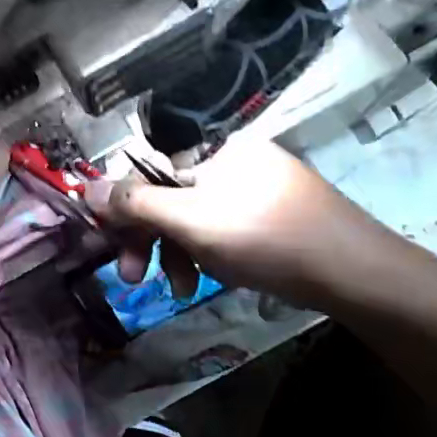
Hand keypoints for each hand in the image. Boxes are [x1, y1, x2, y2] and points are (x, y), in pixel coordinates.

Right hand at [86, 139, 397, 309]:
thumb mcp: (191, 220)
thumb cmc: (263, 238)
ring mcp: (256, 185)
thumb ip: (136, 203)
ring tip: (185, 290)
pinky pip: (225, 226)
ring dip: (180, 253)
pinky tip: (217, 277)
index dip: (123, 207)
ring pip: (197, 215)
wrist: (351, 269)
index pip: (148, 167)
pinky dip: (211, 252)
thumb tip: (86, 188)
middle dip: (150, 238)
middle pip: (171, 194)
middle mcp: (233, 158)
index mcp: (213, 147)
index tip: (108, 244)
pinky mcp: (274, 212)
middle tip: (134, 279)